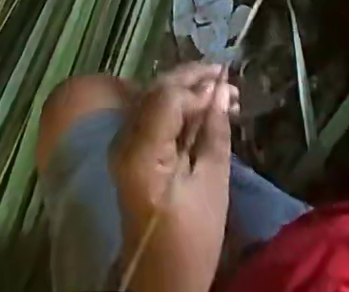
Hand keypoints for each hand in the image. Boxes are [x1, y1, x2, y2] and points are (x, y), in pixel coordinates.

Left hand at [110, 63, 234, 291]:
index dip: (197, 88)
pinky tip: (199, 107)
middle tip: (226, 77)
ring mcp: (121, 141)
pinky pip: (150, 114)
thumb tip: (221, 92)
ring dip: (184, 90)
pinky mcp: (127, 147)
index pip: (165, 99)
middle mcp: (123, 138)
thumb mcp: (212, 187)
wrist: (160, 276)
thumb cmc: (192, 240)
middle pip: (154, 93)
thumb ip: (214, 134)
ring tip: (221, 91)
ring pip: (151, 99)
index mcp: (140, 151)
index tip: (227, 85)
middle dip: (190, 80)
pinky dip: (175, 106)